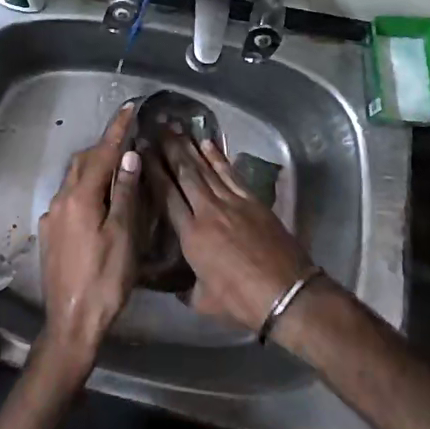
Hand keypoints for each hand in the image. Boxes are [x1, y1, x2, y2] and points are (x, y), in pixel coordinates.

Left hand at [37, 103, 142, 362]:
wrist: (72, 320)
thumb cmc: (105, 280)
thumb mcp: (123, 236)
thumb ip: (124, 194)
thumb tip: (128, 156)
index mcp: (79, 198)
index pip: (101, 154)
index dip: (117, 130)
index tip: (130, 108)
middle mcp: (60, 201)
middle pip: (84, 163)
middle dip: (105, 148)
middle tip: (130, 141)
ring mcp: (52, 217)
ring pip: (74, 181)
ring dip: (95, 169)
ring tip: (120, 169)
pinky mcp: (50, 232)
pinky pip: (70, 199)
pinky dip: (87, 190)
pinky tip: (102, 202)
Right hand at [149, 133, 315, 331]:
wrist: (287, 295)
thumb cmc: (241, 301)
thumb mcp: (203, 300)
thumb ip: (185, 288)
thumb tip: (174, 286)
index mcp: (190, 234)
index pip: (165, 193)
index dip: (152, 169)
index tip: (141, 150)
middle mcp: (207, 211)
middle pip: (184, 173)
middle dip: (168, 148)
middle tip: (155, 127)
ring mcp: (232, 203)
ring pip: (205, 168)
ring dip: (189, 147)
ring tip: (175, 128)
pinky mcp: (253, 202)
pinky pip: (230, 174)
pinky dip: (218, 157)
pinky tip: (207, 143)